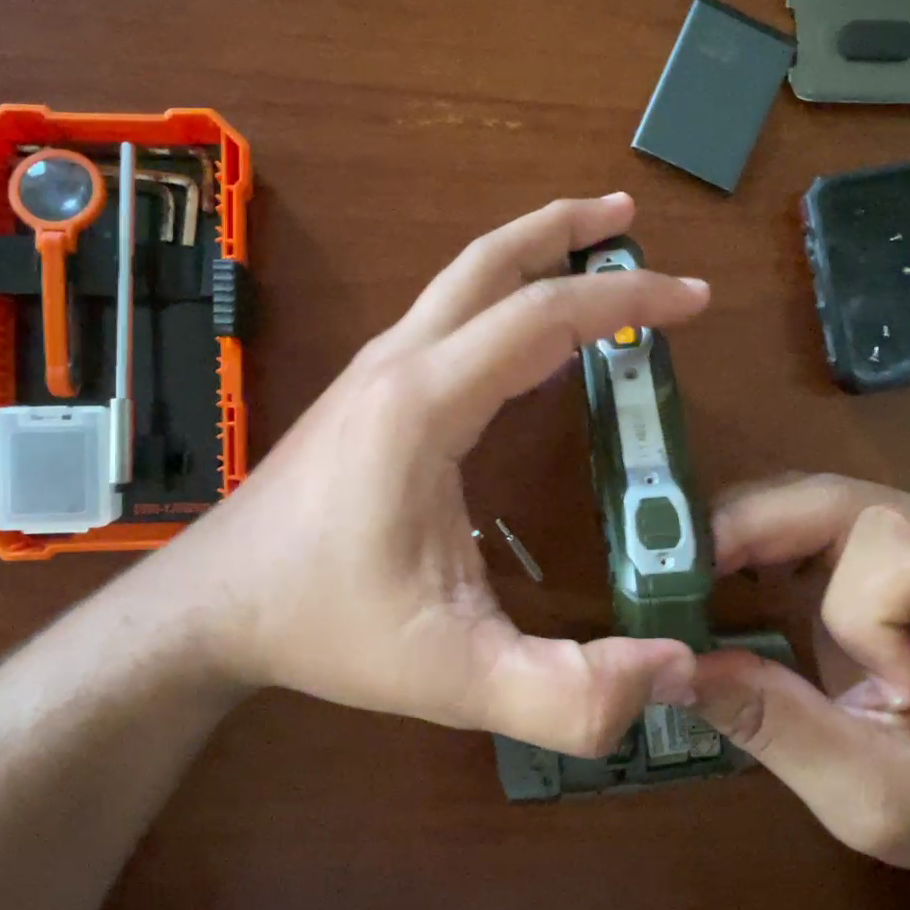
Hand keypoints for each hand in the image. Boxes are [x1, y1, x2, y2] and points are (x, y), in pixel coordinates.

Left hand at [149, 194, 708, 756]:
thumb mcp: (452, 677)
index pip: (540, 319)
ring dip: (529, 254)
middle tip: (630, 216)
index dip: (626, 301)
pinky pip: (442, 319)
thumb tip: (675, 668)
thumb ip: (564, 693)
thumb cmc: (324, 628)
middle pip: (490, 264)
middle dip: (567, 231)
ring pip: (459, 282)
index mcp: (423, 408)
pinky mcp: (362, 393)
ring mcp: (371, 372)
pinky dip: (497, 298)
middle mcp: (396, 367)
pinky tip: (522, 334)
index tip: (694, 301)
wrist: (214, 605)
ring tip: (590, 247)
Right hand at [692, 475, 909, 877]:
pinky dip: (757, 539)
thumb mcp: (875, 798)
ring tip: (696, 576)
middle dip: (756, 530)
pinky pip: (813, 517)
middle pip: (847, 500)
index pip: (908, 545)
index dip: (862, 609)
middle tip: (686, 575)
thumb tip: (675, 666)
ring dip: (748, 531)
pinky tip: (723, 572)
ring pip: (820, 499)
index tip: (881, 694)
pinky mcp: (891, 550)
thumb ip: (780, 728)